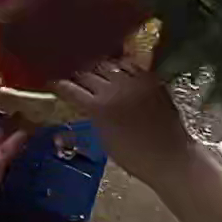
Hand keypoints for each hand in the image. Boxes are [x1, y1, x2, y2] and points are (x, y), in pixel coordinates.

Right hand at [53, 60, 196, 183]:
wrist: (169, 156)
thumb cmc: (132, 156)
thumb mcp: (102, 136)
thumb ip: (91, 114)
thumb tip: (83, 102)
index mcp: (97, 107)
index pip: (69, 88)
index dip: (57, 84)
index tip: (51, 82)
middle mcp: (113, 89)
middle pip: (86, 72)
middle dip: (75, 73)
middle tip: (69, 73)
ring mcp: (133, 82)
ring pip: (106, 64)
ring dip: (95, 66)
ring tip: (90, 68)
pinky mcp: (150, 79)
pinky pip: (128, 65)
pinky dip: (117, 65)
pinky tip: (113, 69)